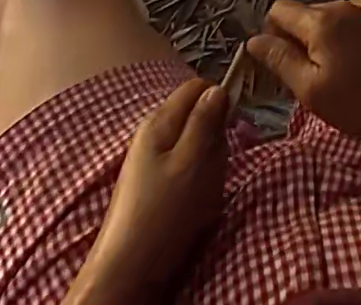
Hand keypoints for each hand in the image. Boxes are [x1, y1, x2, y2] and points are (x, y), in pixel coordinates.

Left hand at [69, 79, 228, 304]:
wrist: (126, 273)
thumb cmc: (163, 213)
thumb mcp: (192, 162)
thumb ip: (205, 121)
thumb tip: (218, 88)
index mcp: (160, 121)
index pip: (196, 87)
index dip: (219, 98)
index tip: (234, 124)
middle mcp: (152, 133)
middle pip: (195, 114)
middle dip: (214, 134)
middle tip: (216, 165)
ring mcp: (150, 160)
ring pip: (193, 142)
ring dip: (207, 160)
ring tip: (205, 188)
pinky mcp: (152, 184)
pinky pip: (184, 167)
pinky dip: (196, 179)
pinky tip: (194, 203)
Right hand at [246, 0, 360, 145]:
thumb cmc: (353, 101)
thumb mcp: (309, 88)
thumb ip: (279, 60)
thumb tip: (253, 40)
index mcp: (319, 20)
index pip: (279, 9)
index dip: (271, 33)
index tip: (280, 62)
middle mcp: (338, 7)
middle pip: (300, 12)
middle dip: (293, 37)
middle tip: (302, 73)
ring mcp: (358, 12)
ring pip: (320, 17)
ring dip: (314, 39)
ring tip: (325, 72)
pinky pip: (340, 22)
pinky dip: (333, 39)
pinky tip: (344, 66)